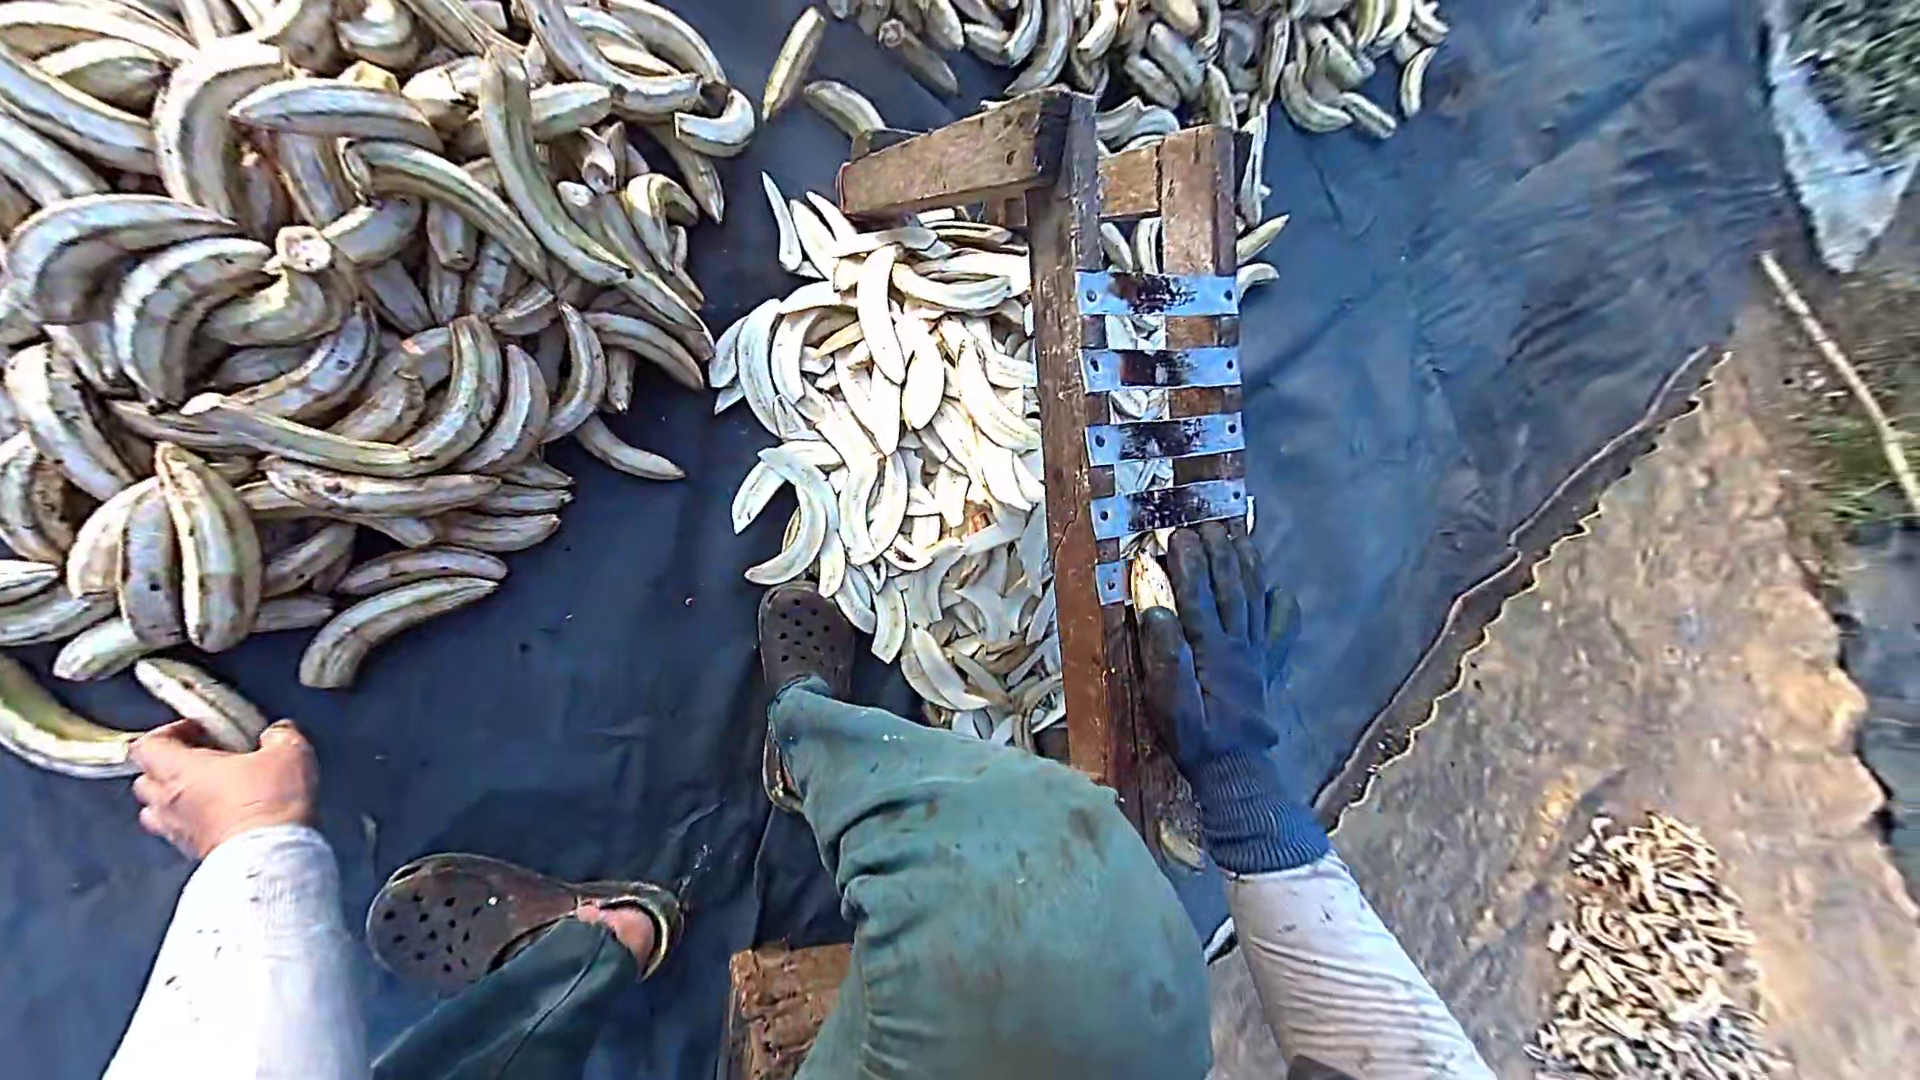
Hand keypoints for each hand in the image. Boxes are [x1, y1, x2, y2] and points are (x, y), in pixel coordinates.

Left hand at [130, 719, 316, 859]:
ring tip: (212, 786)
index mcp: (182, 769)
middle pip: (146, 776)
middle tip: (208, 756)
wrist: (267, 847)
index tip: (200, 728)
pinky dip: (190, 815)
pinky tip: (221, 811)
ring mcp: (172, 826)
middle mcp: (165, 798)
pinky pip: (175, 826)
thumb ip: (280, 734)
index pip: (148, 745)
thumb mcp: (290, 751)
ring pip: (155, 805)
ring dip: (176, 793)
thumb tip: (275, 731)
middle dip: (172, 764)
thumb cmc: (272, 796)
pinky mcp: (186, 846)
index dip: (171, 732)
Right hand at [1138, 523, 1326, 873]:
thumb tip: (1156, 602)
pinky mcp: (1267, 669)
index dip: (1185, 564)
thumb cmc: (1194, 737)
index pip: (1196, 596)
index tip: (1173, 533)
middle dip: (1217, 553)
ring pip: (1255, 600)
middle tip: (1207, 524)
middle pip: (1230, 590)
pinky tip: (1280, 591)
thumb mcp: (1167, 700)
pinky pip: (1280, 632)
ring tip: (1238, 537)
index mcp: (1211, 650)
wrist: (1237, 773)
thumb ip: (1163, 649)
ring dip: (1246, 566)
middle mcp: (1239, 645)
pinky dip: (1282, 607)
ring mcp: (1258, 655)